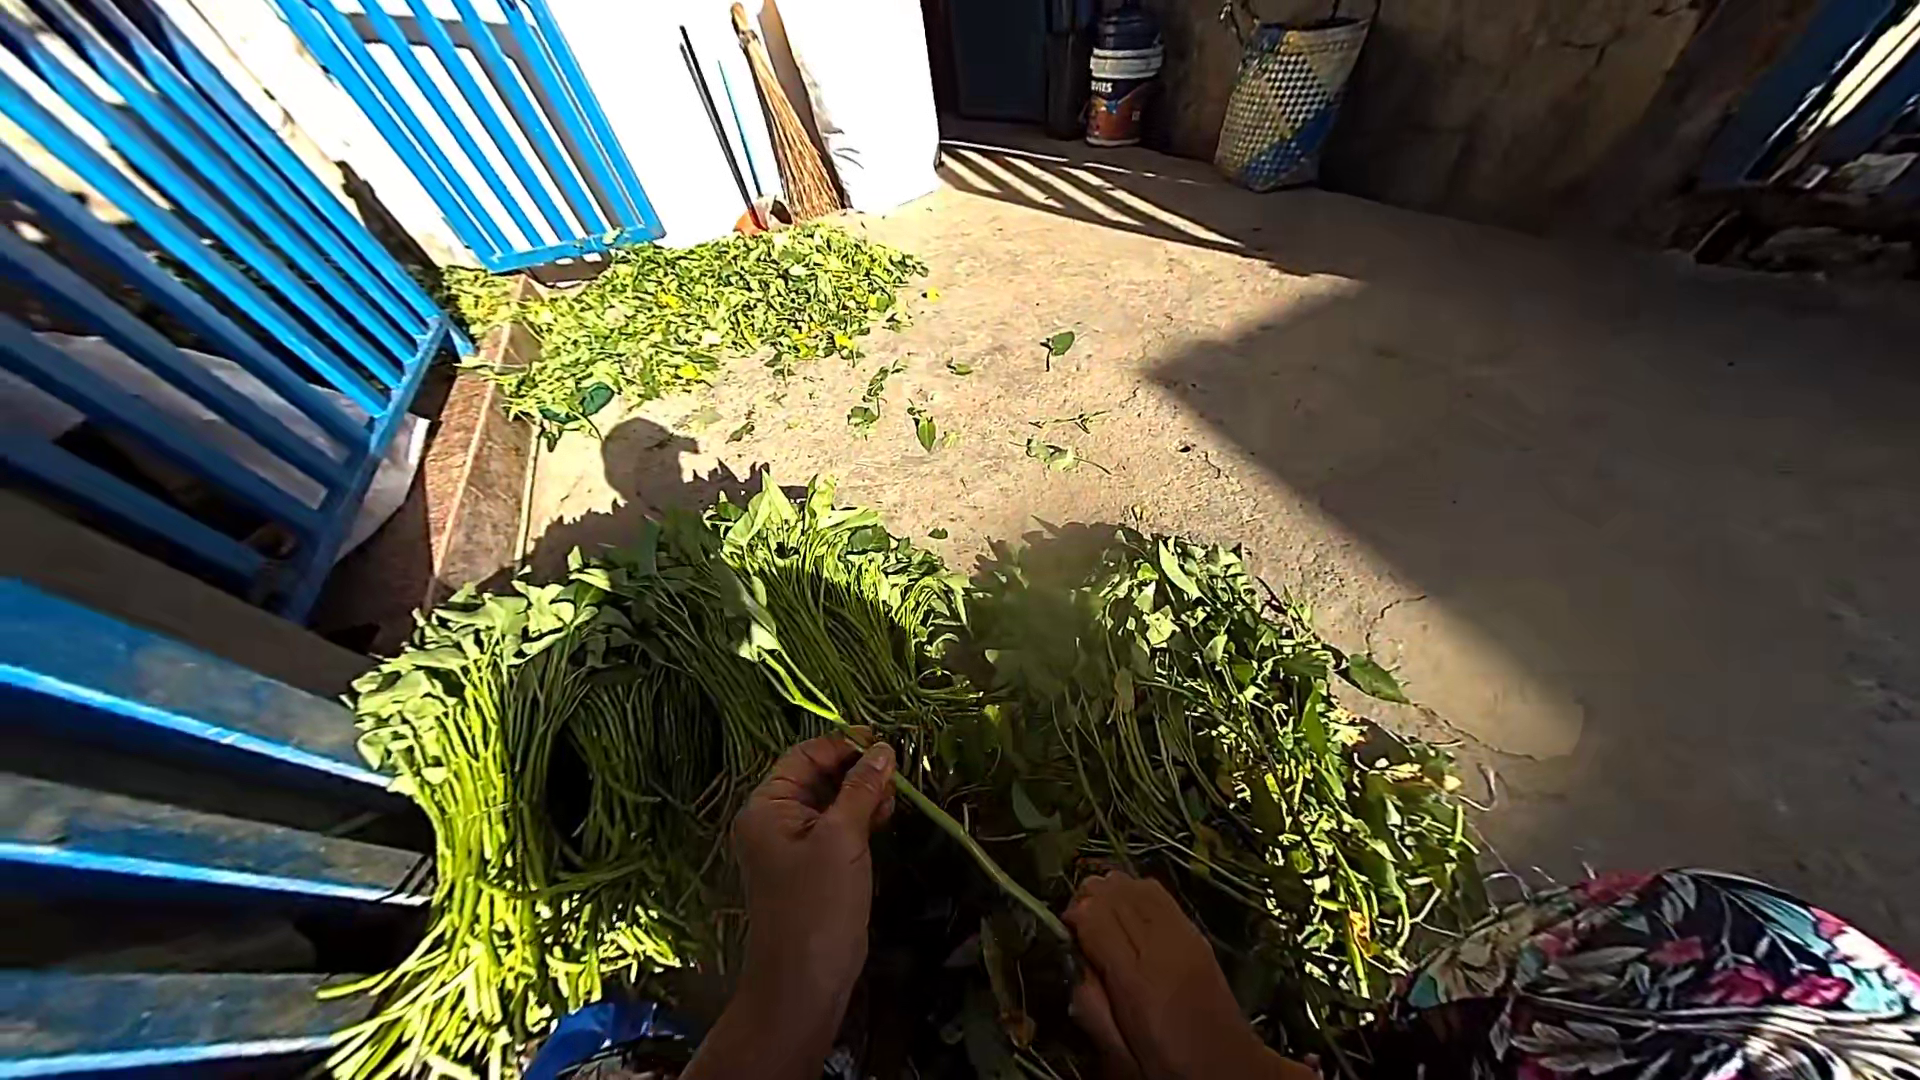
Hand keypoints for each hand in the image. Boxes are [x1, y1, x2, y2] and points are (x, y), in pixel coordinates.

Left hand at [735, 731, 895, 1004]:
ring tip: (892, 800)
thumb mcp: (842, 837)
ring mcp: (796, 841)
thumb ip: (862, 787)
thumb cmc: (817, 904)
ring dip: (865, 792)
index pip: (806, 754)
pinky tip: (886, 815)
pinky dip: (863, 814)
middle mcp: (777, 817)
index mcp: (768, 805)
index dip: (844, 745)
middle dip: (858, 770)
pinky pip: (840, 822)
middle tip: (893, 778)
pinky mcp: (816, 860)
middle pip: (821, 773)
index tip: (883, 745)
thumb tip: (883, 748)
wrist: (804, 986)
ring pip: (835, 797)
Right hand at [1065, 872, 1310, 1079]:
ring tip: (1105, 918)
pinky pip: (1154, 888)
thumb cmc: (1169, 1065)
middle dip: (1087, 900)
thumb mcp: (1119, 1050)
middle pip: (1108, 889)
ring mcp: (1180, 932)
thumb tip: (1073, 962)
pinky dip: (1134, 891)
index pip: (1091, 916)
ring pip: (1130, 881)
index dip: (1072, 917)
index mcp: (1136, 984)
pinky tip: (1131, 911)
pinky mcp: (1193, 927)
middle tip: (1083, 927)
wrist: (1232, 1070)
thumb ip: (1088, 1004)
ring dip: (1110, 893)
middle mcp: (1159, 947)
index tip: (1067, 933)